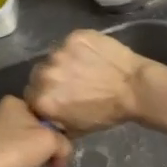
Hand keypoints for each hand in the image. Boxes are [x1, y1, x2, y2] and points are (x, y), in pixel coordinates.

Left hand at [0, 95, 72, 166]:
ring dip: (31, 166)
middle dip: (45, 154)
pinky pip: (12, 164)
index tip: (62, 154)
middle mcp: (2, 116)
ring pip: (25, 152)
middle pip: (36, 135)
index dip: (58, 135)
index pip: (46, 116)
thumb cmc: (14, 150)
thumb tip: (62, 155)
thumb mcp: (50, 141)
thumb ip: (64, 144)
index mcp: (15, 103)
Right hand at [26, 30, 154, 136]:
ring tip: (84, 68)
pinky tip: (92, 56)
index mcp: (43, 99)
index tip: (57, 96)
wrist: (135, 88)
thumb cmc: (107, 113)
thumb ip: (54, 122)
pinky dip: (78, 48)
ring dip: (64, 62)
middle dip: (51, 79)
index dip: (43, 96)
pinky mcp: (75, 36)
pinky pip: (69, 43)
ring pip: (54, 57)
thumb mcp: (76, 129)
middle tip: (71, 82)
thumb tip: (46, 117)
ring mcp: (60, 52)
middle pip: (38, 74)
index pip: (31, 95)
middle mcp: (45, 74)